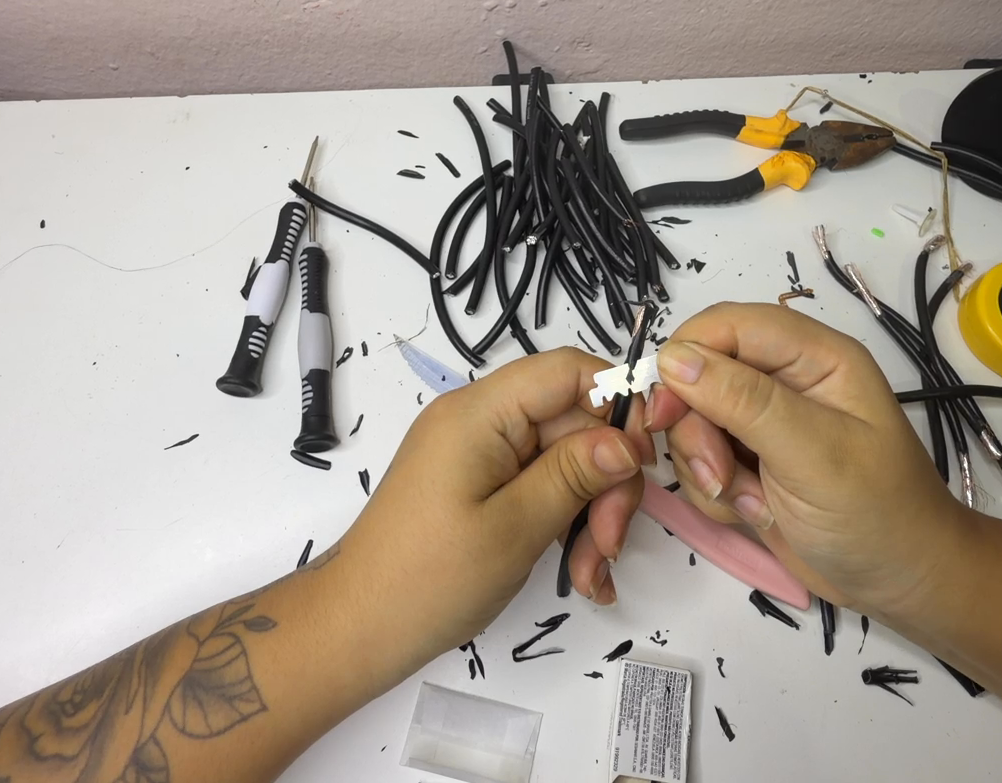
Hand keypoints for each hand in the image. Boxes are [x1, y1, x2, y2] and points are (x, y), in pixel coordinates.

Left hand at [334, 346, 649, 682]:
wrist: (356, 631)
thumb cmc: (428, 579)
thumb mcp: (514, 527)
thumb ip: (574, 474)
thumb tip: (628, 440)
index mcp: (480, 411)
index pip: (567, 370)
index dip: (616, 400)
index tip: (644, 457)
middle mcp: (482, 419)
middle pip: (573, 422)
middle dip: (605, 481)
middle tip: (612, 543)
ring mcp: (483, 451)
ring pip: (565, 459)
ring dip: (590, 512)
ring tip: (591, 571)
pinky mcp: (485, 481)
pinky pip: (542, 484)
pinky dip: (566, 522)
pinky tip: (580, 572)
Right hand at [648, 303, 969, 617]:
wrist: (900, 588)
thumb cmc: (877, 515)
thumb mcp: (814, 454)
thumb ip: (744, 402)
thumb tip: (673, 359)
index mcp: (813, 356)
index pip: (729, 325)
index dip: (687, 356)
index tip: (664, 410)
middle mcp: (783, 378)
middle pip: (699, 372)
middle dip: (695, 427)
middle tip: (717, 475)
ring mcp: (761, 420)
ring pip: (691, 419)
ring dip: (705, 466)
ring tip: (749, 502)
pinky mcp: (746, 458)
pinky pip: (698, 458)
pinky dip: (713, 491)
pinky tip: (754, 512)